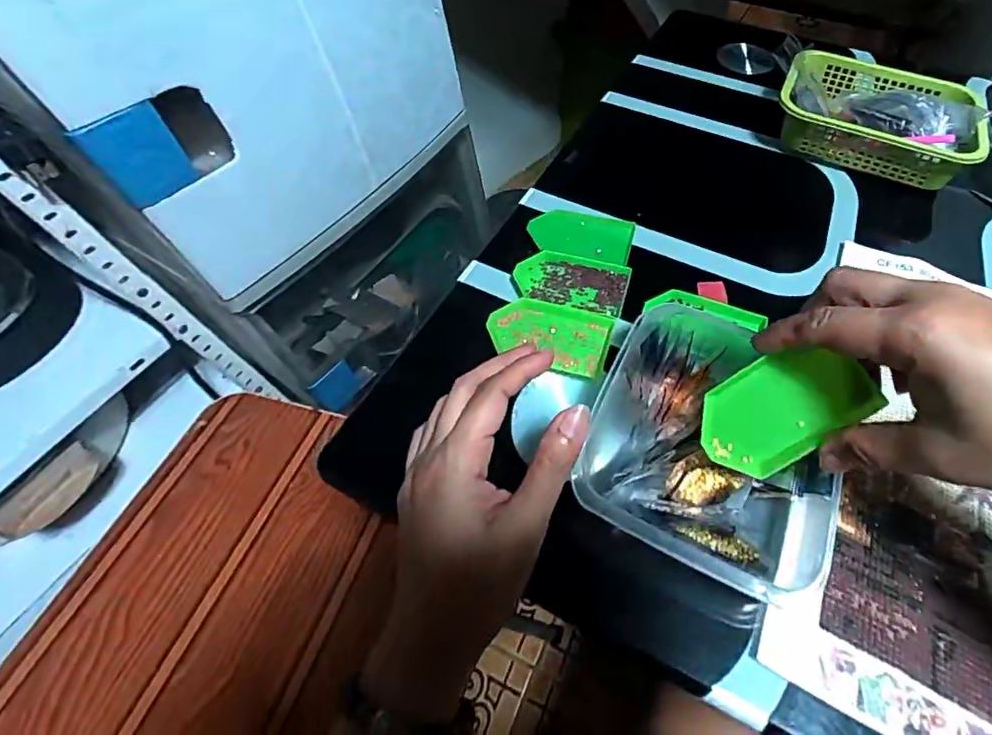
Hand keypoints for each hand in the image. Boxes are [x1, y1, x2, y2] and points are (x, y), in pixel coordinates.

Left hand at [362, 345, 587, 721]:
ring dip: (477, 382)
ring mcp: (415, 474)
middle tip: (537, 351)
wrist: (427, 640)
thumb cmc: (480, 585)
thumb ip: (551, 464)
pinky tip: (474, 415)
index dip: (521, 368)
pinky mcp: (415, 489)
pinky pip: (433, 428)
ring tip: (513, 372)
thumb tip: (576, 411)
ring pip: (443, 407)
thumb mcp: (526, 526)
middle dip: (498, 364)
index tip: (553, 353)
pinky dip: (459, 405)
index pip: (488, 396)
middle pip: (460, 392)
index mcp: (452, 462)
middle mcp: (426, 459)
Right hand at [751, 268, 991, 511]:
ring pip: (883, 289)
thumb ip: (873, 445)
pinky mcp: (983, 306)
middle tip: (811, 360)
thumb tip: (827, 452)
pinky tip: (917, 375)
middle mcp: (928, 296)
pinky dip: (893, 326)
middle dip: (817, 313)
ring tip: (871, 380)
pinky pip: (916, 301)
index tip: (758, 346)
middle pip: (849, 283)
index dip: (787, 335)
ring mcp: (960, 296)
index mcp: (912, 329)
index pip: (828, 323)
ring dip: (859, 320)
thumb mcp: (942, 454)